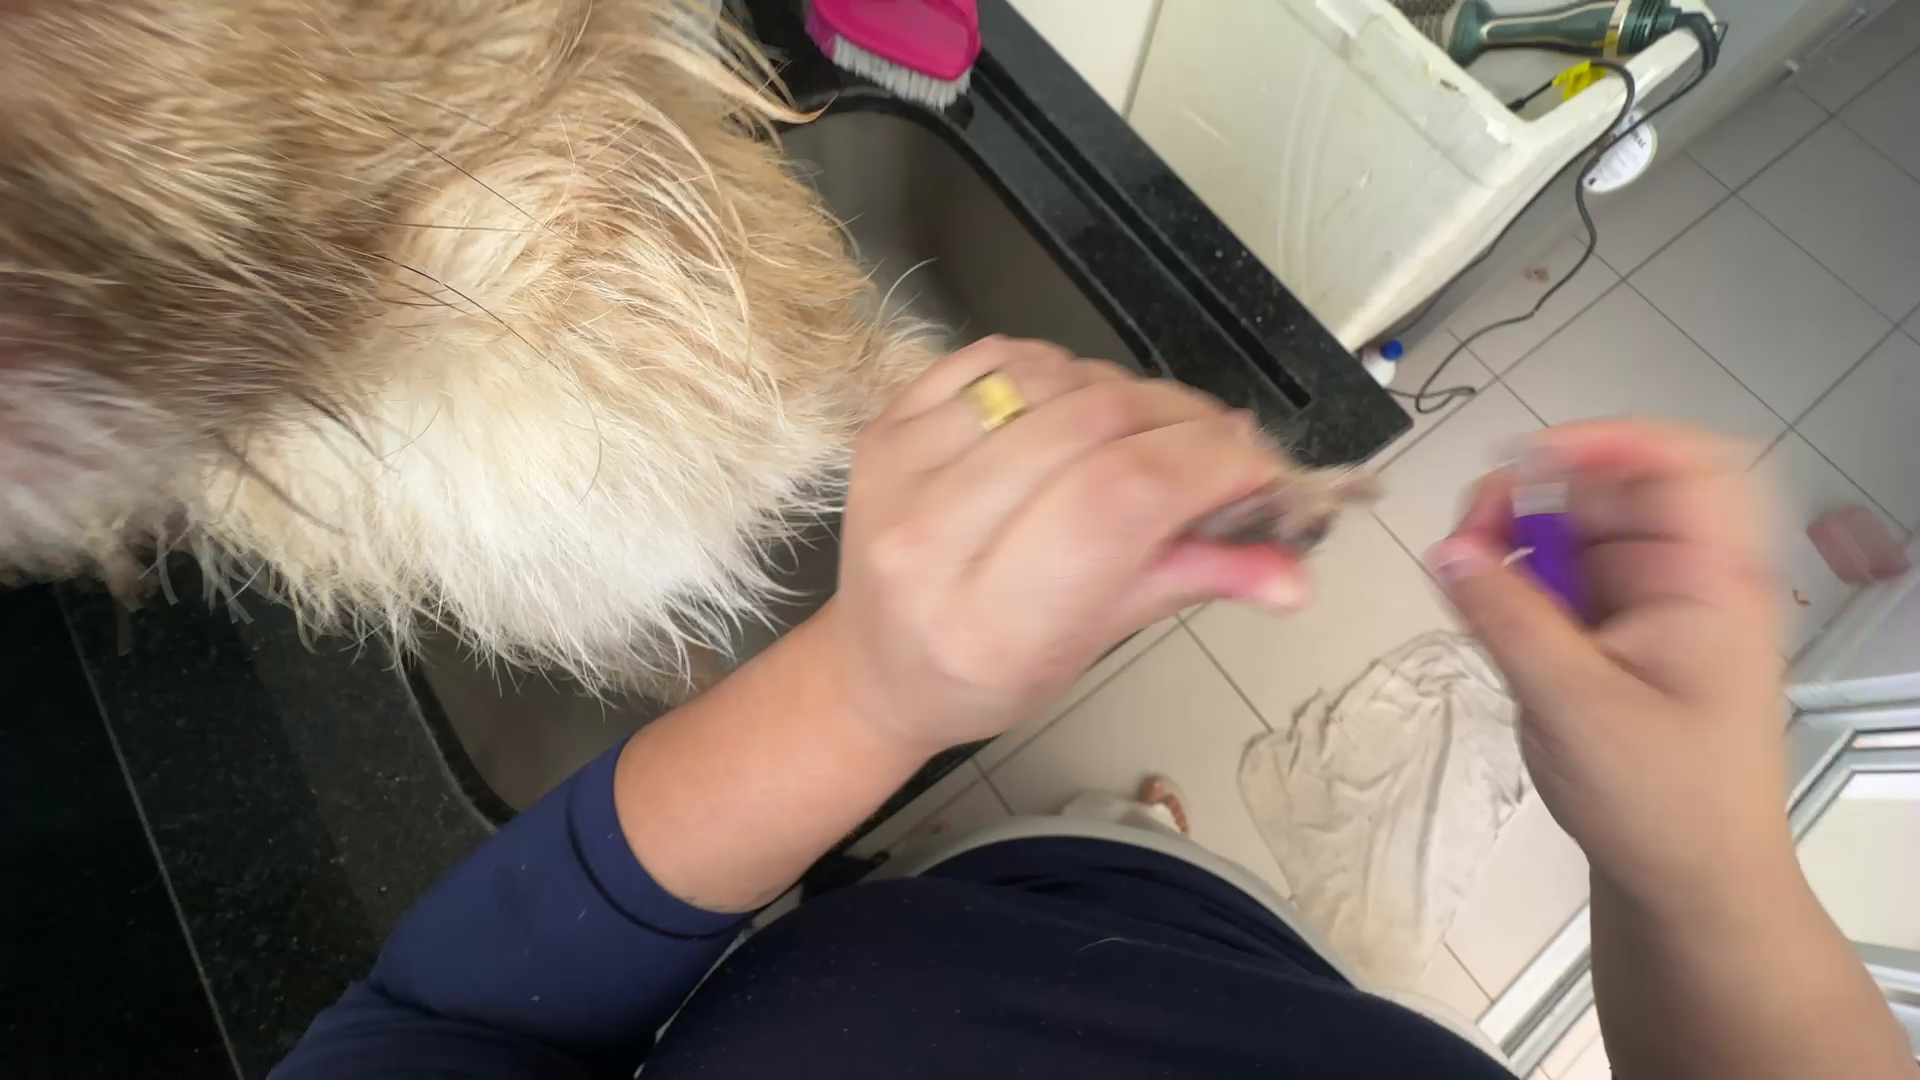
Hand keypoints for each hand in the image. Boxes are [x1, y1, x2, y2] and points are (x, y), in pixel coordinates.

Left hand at [820, 336, 1311, 752]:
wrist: (877, 663)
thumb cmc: (984, 678)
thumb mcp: (1087, 649)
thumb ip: (1185, 586)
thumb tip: (1294, 573)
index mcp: (988, 621)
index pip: (1116, 498)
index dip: (1207, 464)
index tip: (1259, 470)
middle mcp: (929, 537)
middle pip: (1089, 425)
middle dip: (1182, 423)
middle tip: (1218, 449)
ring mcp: (895, 468)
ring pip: (1048, 378)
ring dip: (1125, 393)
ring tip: (1146, 435)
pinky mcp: (882, 426)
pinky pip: (996, 357)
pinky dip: (1059, 370)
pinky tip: (1073, 410)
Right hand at [1426, 419, 1790, 910]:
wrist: (1676, 872)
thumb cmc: (1660, 796)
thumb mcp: (1577, 702)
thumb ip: (1507, 618)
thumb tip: (1445, 550)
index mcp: (1706, 583)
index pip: (1684, 468)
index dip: (1609, 442)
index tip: (1523, 458)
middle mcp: (1670, 578)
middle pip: (1600, 493)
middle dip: (1526, 497)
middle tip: (1465, 536)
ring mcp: (1626, 603)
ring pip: (1558, 531)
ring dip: (1501, 537)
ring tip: (1458, 573)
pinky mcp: (1588, 630)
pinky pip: (1535, 575)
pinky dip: (1495, 574)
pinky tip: (1470, 598)